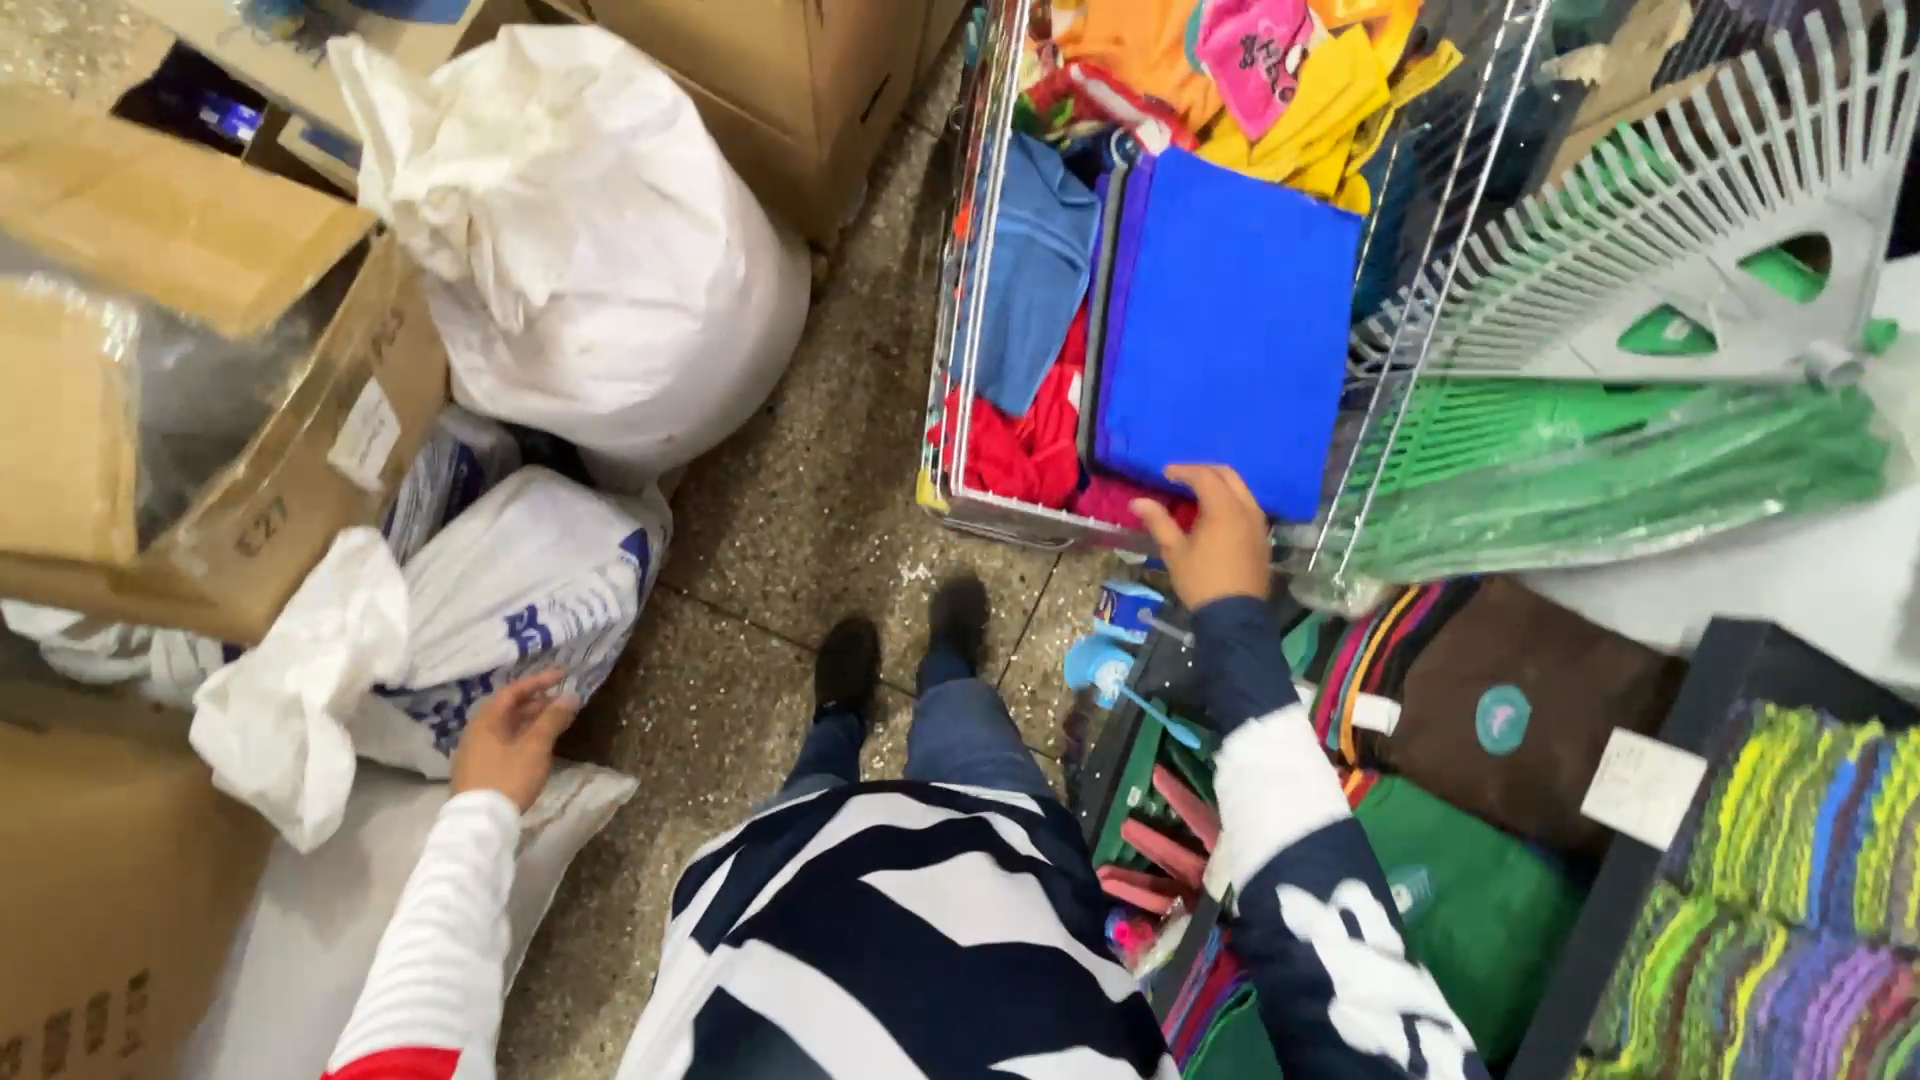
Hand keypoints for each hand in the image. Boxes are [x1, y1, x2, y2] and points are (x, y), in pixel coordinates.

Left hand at [452, 670, 578, 812]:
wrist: (480, 822)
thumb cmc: (509, 777)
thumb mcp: (535, 746)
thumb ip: (553, 718)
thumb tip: (570, 695)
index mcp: (486, 721)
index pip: (513, 692)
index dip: (539, 681)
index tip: (563, 676)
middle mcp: (477, 732)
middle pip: (509, 709)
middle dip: (539, 702)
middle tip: (564, 702)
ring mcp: (477, 752)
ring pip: (509, 727)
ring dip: (534, 720)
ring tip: (559, 721)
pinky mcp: (481, 769)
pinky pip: (506, 742)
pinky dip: (526, 736)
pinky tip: (541, 745)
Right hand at [1130, 464, 1271, 609]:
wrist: (1235, 615)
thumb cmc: (1201, 581)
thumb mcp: (1174, 551)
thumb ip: (1158, 521)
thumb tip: (1138, 501)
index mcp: (1224, 510)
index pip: (1204, 476)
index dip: (1183, 471)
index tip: (1165, 474)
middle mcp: (1246, 509)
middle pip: (1228, 475)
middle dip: (1204, 470)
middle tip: (1183, 477)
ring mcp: (1259, 523)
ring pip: (1242, 489)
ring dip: (1220, 484)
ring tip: (1198, 493)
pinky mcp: (1263, 537)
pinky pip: (1248, 506)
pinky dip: (1231, 499)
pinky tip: (1216, 514)